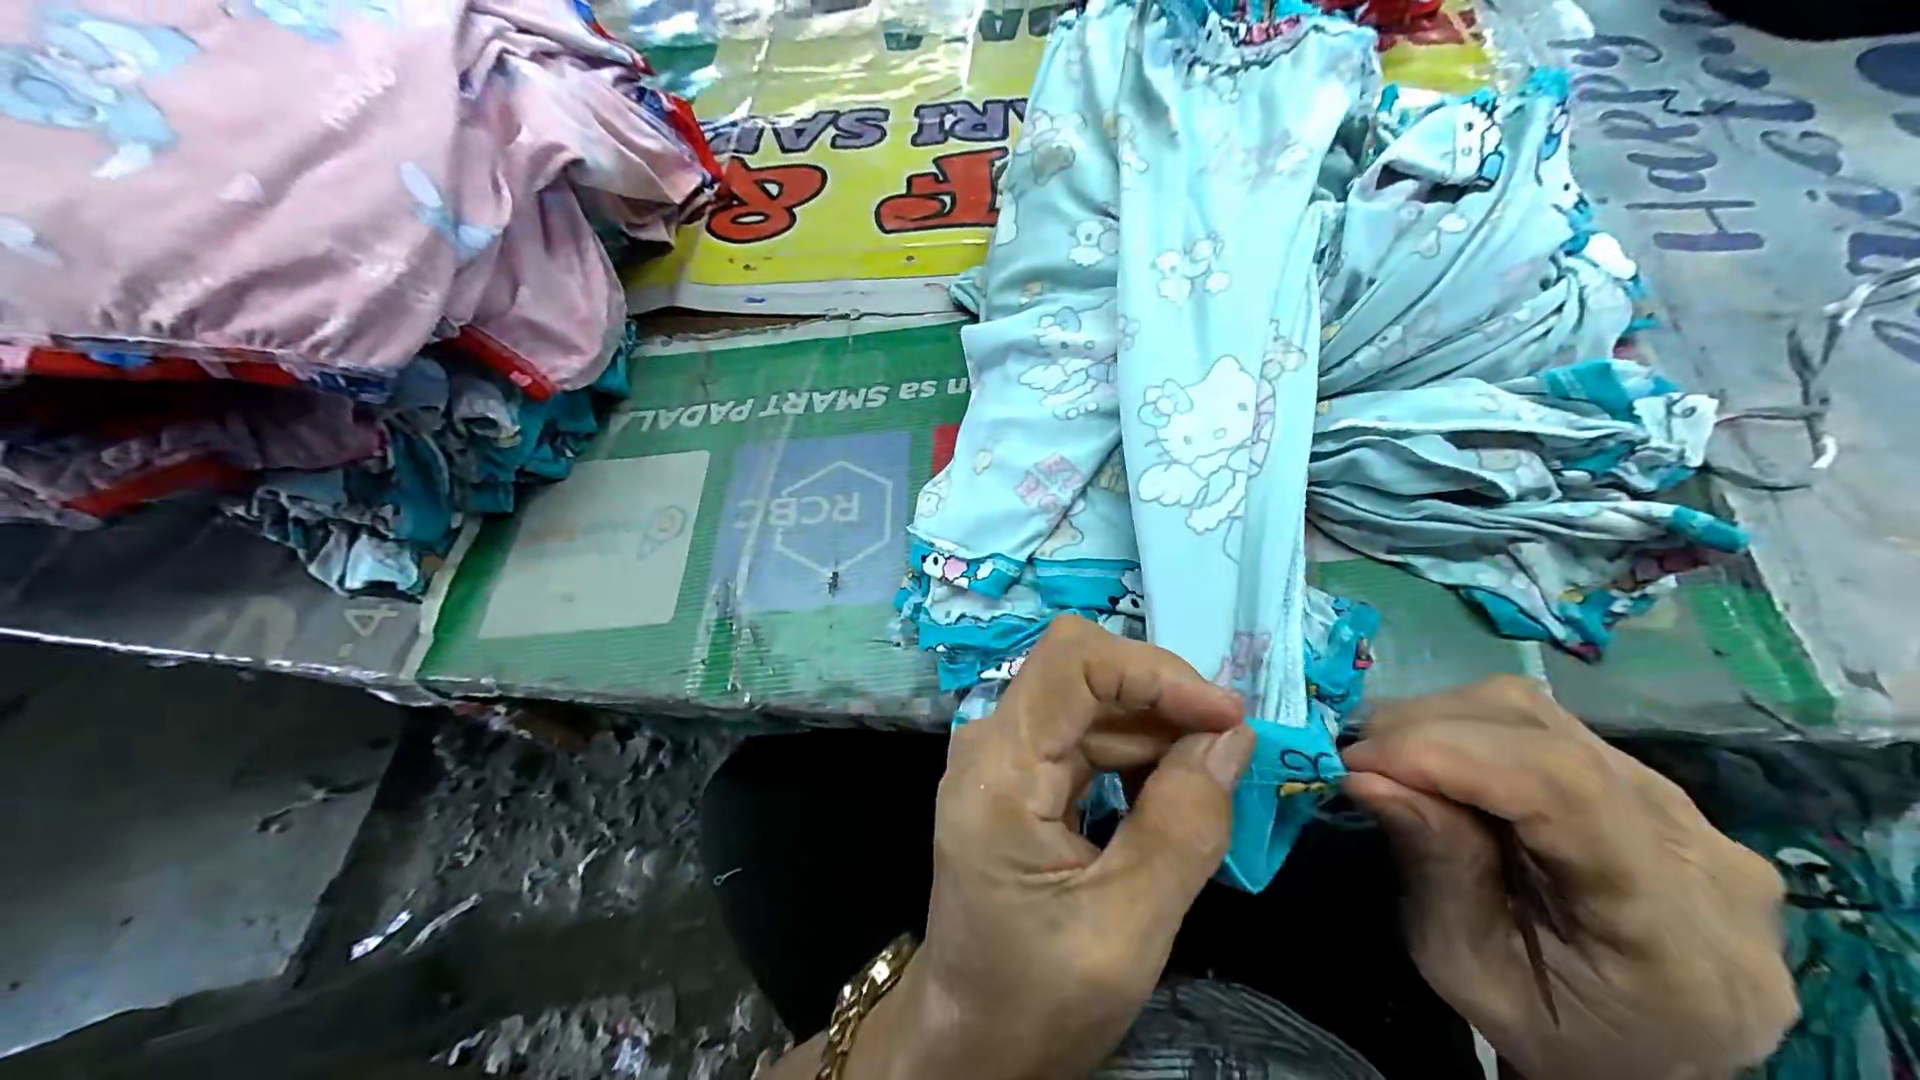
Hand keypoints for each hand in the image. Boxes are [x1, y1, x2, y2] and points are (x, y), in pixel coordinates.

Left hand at [803, 615, 1254, 1079]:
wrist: (972, 1036)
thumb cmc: (1038, 994)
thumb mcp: (1128, 926)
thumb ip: (1184, 825)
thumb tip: (1233, 737)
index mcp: (999, 769)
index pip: (1072, 661)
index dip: (1153, 671)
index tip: (1225, 716)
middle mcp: (991, 743)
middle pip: (1082, 673)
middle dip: (1162, 697)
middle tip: (1231, 747)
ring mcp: (1002, 756)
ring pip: (1089, 701)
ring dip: (1156, 727)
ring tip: (1212, 775)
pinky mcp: (1018, 775)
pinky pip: (1084, 736)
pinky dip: (1137, 752)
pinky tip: (1172, 788)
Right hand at [1343, 677, 1797, 1079]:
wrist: (1639, 1056)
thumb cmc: (1546, 1029)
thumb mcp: (1467, 970)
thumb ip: (1434, 871)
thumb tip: (1367, 778)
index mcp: (1678, 932)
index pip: (1567, 790)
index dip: (1449, 754)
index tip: (1359, 761)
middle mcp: (1703, 851)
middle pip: (1545, 735)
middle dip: (1425, 730)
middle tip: (1357, 759)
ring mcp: (1684, 809)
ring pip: (1536, 713)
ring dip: (1438, 721)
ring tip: (1388, 758)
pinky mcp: (1648, 783)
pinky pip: (1539, 724)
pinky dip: (1463, 727)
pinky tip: (1433, 760)